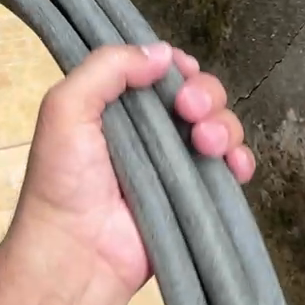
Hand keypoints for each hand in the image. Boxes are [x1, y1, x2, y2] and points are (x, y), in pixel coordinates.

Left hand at [7, 42, 253, 295]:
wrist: (77, 251)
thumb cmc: (64, 178)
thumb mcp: (66, 107)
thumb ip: (107, 68)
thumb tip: (162, 53)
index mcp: (115, 105)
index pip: (158, 71)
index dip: (175, 66)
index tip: (177, 72)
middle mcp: (148, 130)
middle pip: (197, 94)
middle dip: (204, 93)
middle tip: (190, 110)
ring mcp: (175, 164)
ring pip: (219, 126)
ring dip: (224, 124)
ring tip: (207, 142)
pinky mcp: (195, 196)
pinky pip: (231, 168)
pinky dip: (240, 160)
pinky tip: (233, 165)